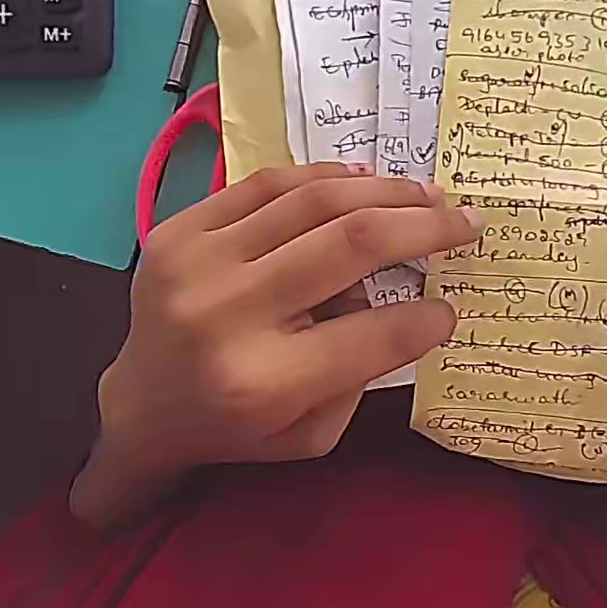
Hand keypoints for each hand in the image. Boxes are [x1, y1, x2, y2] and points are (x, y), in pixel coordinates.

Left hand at [71, 164, 483, 526]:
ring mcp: (198, 260)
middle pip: (350, 245)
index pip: (374, 335)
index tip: (453, 307)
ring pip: (314, 200)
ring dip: (385, 191)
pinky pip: (268, 182)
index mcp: (263, 382)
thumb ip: (361, 369)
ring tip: (426, 193)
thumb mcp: (311, 432)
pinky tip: (364, 179)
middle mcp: (228, 313)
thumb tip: (407, 294)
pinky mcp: (180, 228)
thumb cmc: (233, 429)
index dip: (428, 317)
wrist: (139, 403)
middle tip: (467, 220)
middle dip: (426, 227)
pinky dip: (326, 175)